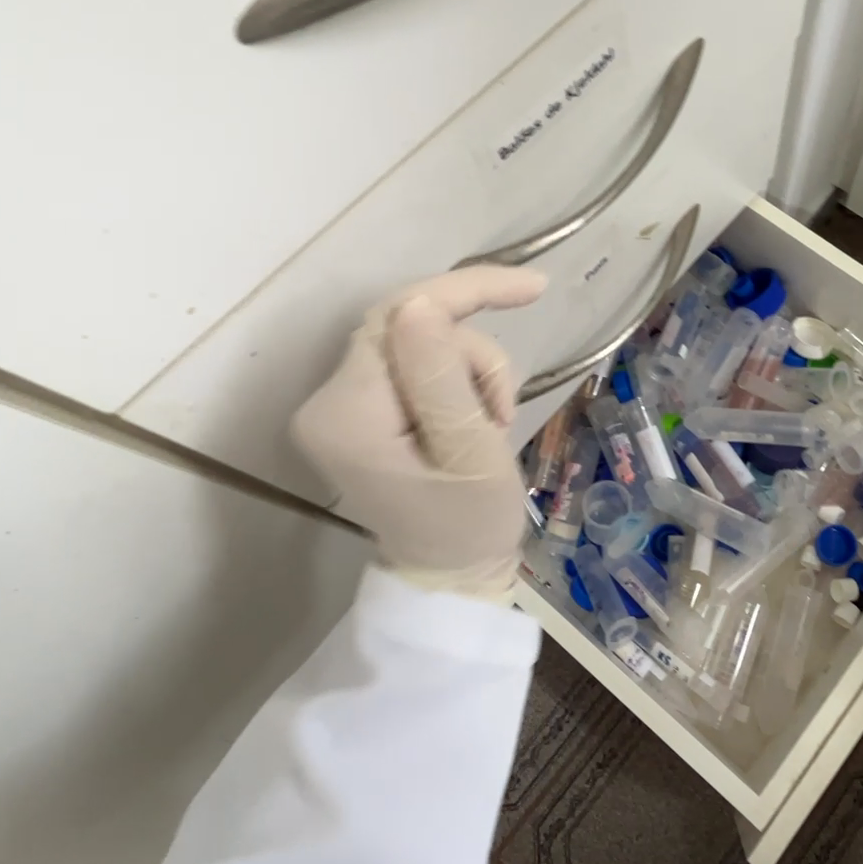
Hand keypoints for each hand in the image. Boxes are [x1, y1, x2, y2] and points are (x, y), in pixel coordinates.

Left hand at [292, 267, 547, 598]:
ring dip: (470, 371)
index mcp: (348, 415)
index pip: (402, 318)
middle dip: (472, 354)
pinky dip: (454, 380)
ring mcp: (338, 406)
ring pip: (418, 342)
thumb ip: (443, 378)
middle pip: (409, 327)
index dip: (467, 292)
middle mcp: (326, 402)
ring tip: (491, 426)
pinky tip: (473, 419)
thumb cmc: (471, 526)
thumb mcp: (472, 453)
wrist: (451, 574)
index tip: (536, 289)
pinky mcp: (357, 409)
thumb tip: (421, 303)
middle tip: (503, 408)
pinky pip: (413, 363)